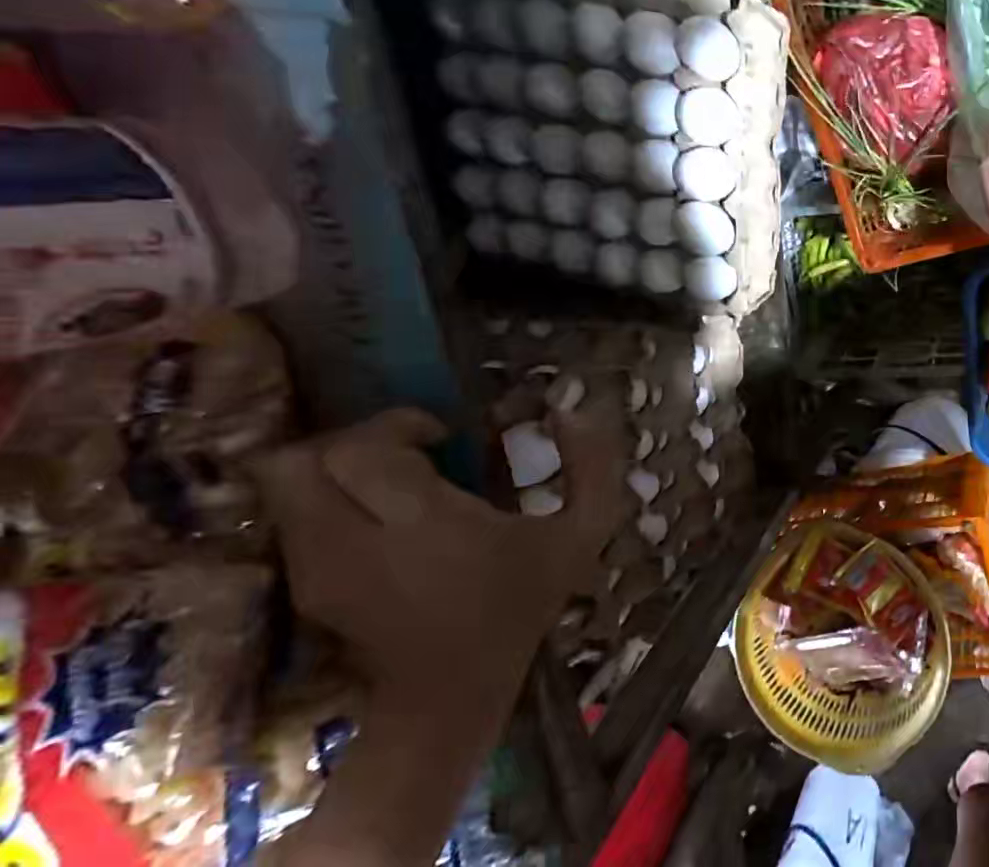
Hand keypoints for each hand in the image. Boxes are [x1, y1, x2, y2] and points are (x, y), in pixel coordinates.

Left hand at [251, 377, 629, 694]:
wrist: (454, 690)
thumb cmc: (524, 601)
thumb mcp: (585, 531)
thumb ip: (593, 466)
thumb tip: (572, 408)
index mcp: (424, 523)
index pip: (362, 451)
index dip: (396, 425)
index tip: (442, 436)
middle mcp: (352, 541)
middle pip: (299, 461)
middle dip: (353, 439)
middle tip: (407, 450)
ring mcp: (317, 568)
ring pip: (284, 486)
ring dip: (337, 467)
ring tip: (394, 480)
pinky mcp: (304, 584)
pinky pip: (293, 516)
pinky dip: (329, 498)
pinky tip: (381, 515)